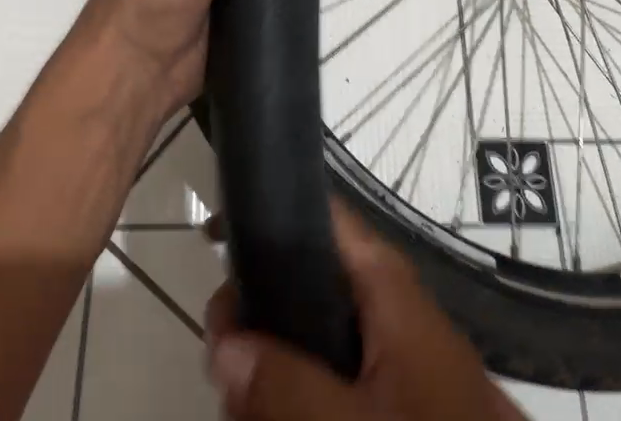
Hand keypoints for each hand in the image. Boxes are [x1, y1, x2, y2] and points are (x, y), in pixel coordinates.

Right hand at [204, 204, 525, 420]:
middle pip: (310, 283)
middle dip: (260, 318)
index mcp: (389, 288)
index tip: (215, 242)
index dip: (268, 220)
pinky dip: (307, 392)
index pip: (325, 219)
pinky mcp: (405, 392)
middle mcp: (395, 308)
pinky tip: (285, 413)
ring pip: (319, 336)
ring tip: (250, 406)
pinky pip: (342, 375)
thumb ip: (284, 382)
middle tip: (225, 363)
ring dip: (278, 366)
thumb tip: (227, 343)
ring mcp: (401, 353)